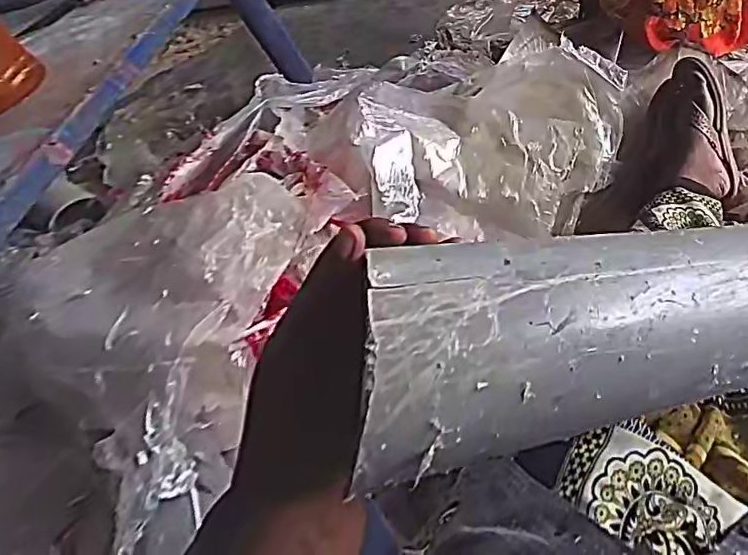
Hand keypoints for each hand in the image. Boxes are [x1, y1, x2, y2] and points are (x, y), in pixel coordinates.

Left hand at [229, 219, 448, 504]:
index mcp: (312, 312)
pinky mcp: (385, 384)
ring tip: (453, 268)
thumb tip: (350, 235)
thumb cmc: (294, 431)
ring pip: (397, 301)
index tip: (407, 234)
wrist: (300, 513)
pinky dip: (429, 318)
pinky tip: (451, 315)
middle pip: (378, 272)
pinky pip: (409, 336)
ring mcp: (362, 356)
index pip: (348, 253)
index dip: (378, 235)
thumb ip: (324, 290)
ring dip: (423, 280)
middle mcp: (336, 327)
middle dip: (409, 252)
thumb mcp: (300, 349)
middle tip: (439, 246)